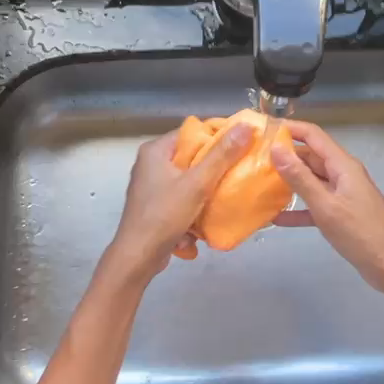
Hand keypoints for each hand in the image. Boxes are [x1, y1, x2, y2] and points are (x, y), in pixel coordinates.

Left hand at [102, 123, 252, 285]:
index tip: (242, 145)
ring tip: (224, 197)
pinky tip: (203, 221)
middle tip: (238, 172)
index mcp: (156, 150)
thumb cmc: (164, 215)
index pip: (192, 133)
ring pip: (188, 180)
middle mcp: (151, 164)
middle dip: (213, 169)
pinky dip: (193, 208)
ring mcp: (152, 186)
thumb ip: (221, 155)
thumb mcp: (197, 184)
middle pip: (191, 157)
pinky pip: (181, 198)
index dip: (217, 137)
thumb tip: (246, 126)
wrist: (138, 257)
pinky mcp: (155, 206)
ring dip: (205, 192)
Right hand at [268, 120, 383, 291]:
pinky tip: (276, 217)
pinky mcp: (341, 214)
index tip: (264, 130)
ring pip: (311, 181)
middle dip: (285, 157)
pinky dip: (299, 209)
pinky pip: (316, 204)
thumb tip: (276, 149)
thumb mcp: (325, 205)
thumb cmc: (360, 233)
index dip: (290, 129)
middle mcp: (343, 174)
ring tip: (260, 185)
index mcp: (342, 165)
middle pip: (311, 157)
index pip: (313, 135)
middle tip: (254, 160)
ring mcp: (343, 194)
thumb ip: (299, 178)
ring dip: (289, 183)